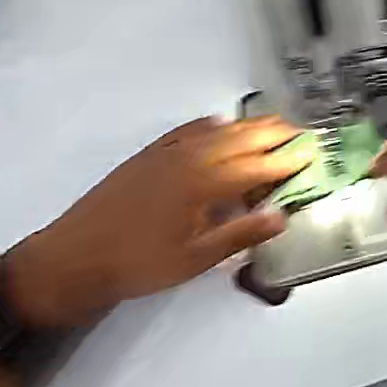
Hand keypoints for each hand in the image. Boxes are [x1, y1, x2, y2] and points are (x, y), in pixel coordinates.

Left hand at [3, 116, 311, 328]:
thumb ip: (240, 234)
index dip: (288, 160)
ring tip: (274, 124)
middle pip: (241, 139)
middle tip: (303, 132)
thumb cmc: (139, 264)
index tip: (314, 154)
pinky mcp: (148, 156)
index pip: (258, 166)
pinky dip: (208, 124)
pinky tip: (219, 122)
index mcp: (204, 184)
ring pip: (217, 130)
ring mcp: (166, 153)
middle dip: (275, 133)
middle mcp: (189, 159)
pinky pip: (185, 130)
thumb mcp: (195, 259)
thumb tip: (282, 216)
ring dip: (248, 125)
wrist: (72, 259)